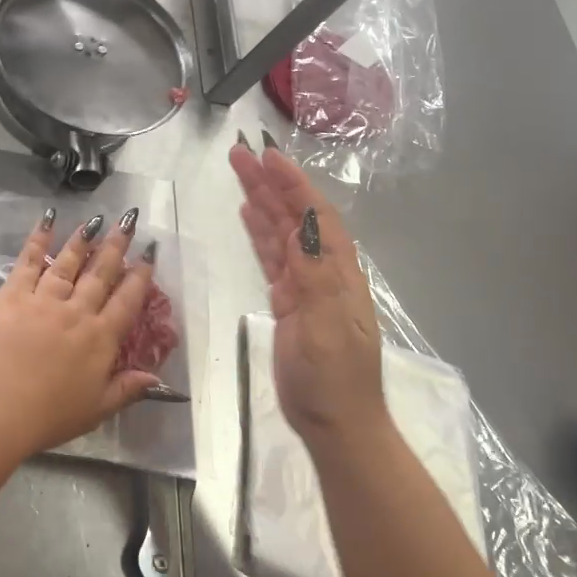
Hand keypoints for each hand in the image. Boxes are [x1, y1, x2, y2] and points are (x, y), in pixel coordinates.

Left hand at [0, 211, 161, 462]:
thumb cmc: (47, 416)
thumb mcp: (96, 410)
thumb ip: (127, 389)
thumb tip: (157, 379)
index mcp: (100, 340)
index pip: (127, 301)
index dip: (140, 276)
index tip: (149, 254)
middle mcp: (76, 312)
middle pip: (101, 273)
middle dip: (116, 245)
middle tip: (129, 221)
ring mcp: (43, 299)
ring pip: (68, 262)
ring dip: (83, 239)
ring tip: (96, 220)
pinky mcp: (12, 294)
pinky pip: (28, 260)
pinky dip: (38, 237)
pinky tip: (47, 220)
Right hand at [230, 143, 388, 454]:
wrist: (336, 423)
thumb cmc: (333, 376)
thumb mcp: (326, 324)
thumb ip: (314, 274)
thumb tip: (301, 224)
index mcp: (338, 272)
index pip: (314, 216)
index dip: (293, 184)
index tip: (268, 155)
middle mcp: (323, 271)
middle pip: (295, 216)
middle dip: (270, 183)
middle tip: (240, 153)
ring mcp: (305, 286)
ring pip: (281, 232)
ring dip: (261, 201)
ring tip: (238, 172)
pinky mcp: (289, 302)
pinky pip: (271, 256)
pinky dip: (259, 231)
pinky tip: (246, 214)